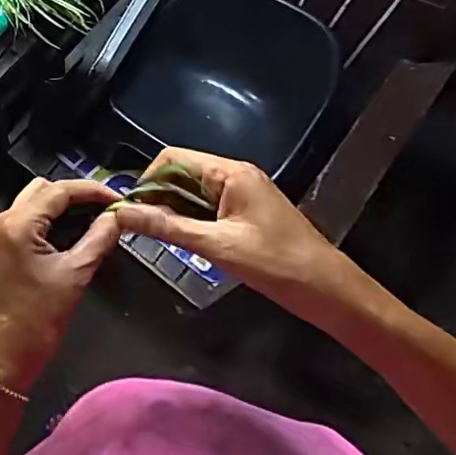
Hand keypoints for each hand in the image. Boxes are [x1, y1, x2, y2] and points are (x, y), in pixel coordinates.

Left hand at [0, 178, 122, 392]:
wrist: (14, 344)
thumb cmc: (42, 312)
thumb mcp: (76, 272)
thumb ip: (99, 238)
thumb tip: (119, 216)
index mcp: (19, 223)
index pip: (58, 191)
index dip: (92, 191)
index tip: (120, 198)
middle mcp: (8, 218)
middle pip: (46, 188)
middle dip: (79, 193)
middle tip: (110, 205)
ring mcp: (7, 228)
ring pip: (39, 198)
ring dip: (67, 202)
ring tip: (101, 212)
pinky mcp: (11, 239)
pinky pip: (35, 214)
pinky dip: (57, 214)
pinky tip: (81, 223)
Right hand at [91, 147, 361, 315]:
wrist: (334, 295)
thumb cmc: (280, 266)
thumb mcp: (217, 246)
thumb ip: (166, 227)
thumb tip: (121, 213)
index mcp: (231, 174)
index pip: (172, 158)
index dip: (147, 180)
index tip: (132, 209)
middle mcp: (234, 176)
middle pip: (178, 173)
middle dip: (156, 197)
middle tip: (139, 226)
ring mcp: (239, 194)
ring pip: (188, 192)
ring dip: (170, 210)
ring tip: (156, 235)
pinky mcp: (242, 213)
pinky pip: (202, 207)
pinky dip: (186, 220)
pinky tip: (179, 240)